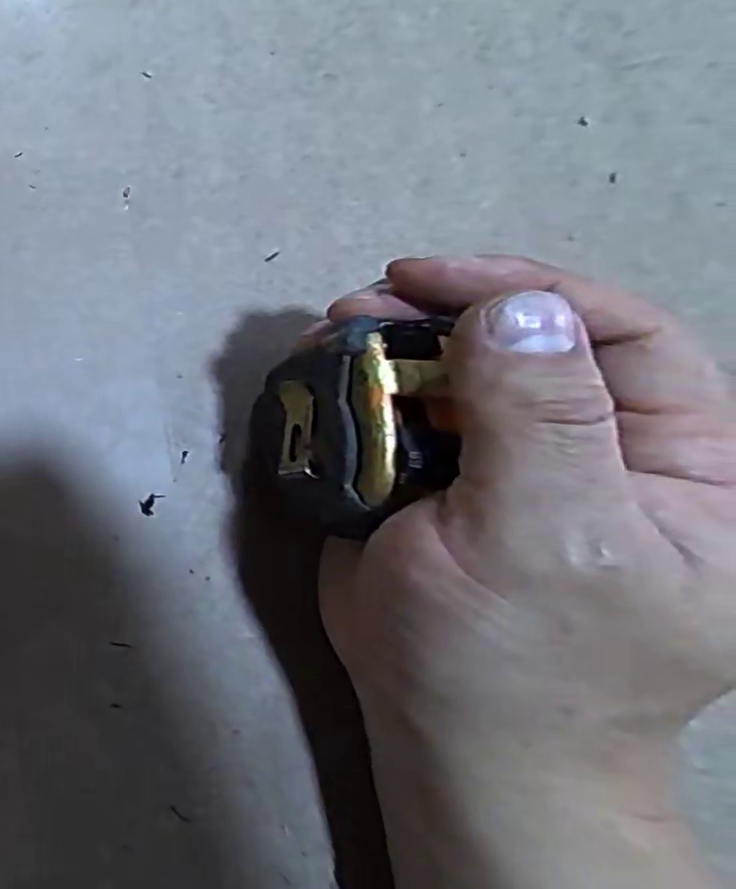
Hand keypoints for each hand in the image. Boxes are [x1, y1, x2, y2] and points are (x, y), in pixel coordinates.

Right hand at [315, 255, 735, 884]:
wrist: (444, 719)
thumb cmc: (518, 646)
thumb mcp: (547, 536)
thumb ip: (541, 421)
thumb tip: (518, 308)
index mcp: (673, 461)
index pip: (621, 336)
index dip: (524, 288)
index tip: (420, 275)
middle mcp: (590, 446)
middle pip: (522, 340)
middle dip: (435, 313)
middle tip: (353, 309)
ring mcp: (499, 461)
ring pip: (447, 371)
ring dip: (383, 347)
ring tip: (327, 340)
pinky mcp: (425, 476)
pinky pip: (393, 410)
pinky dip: (352, 387)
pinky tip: (320, 382)